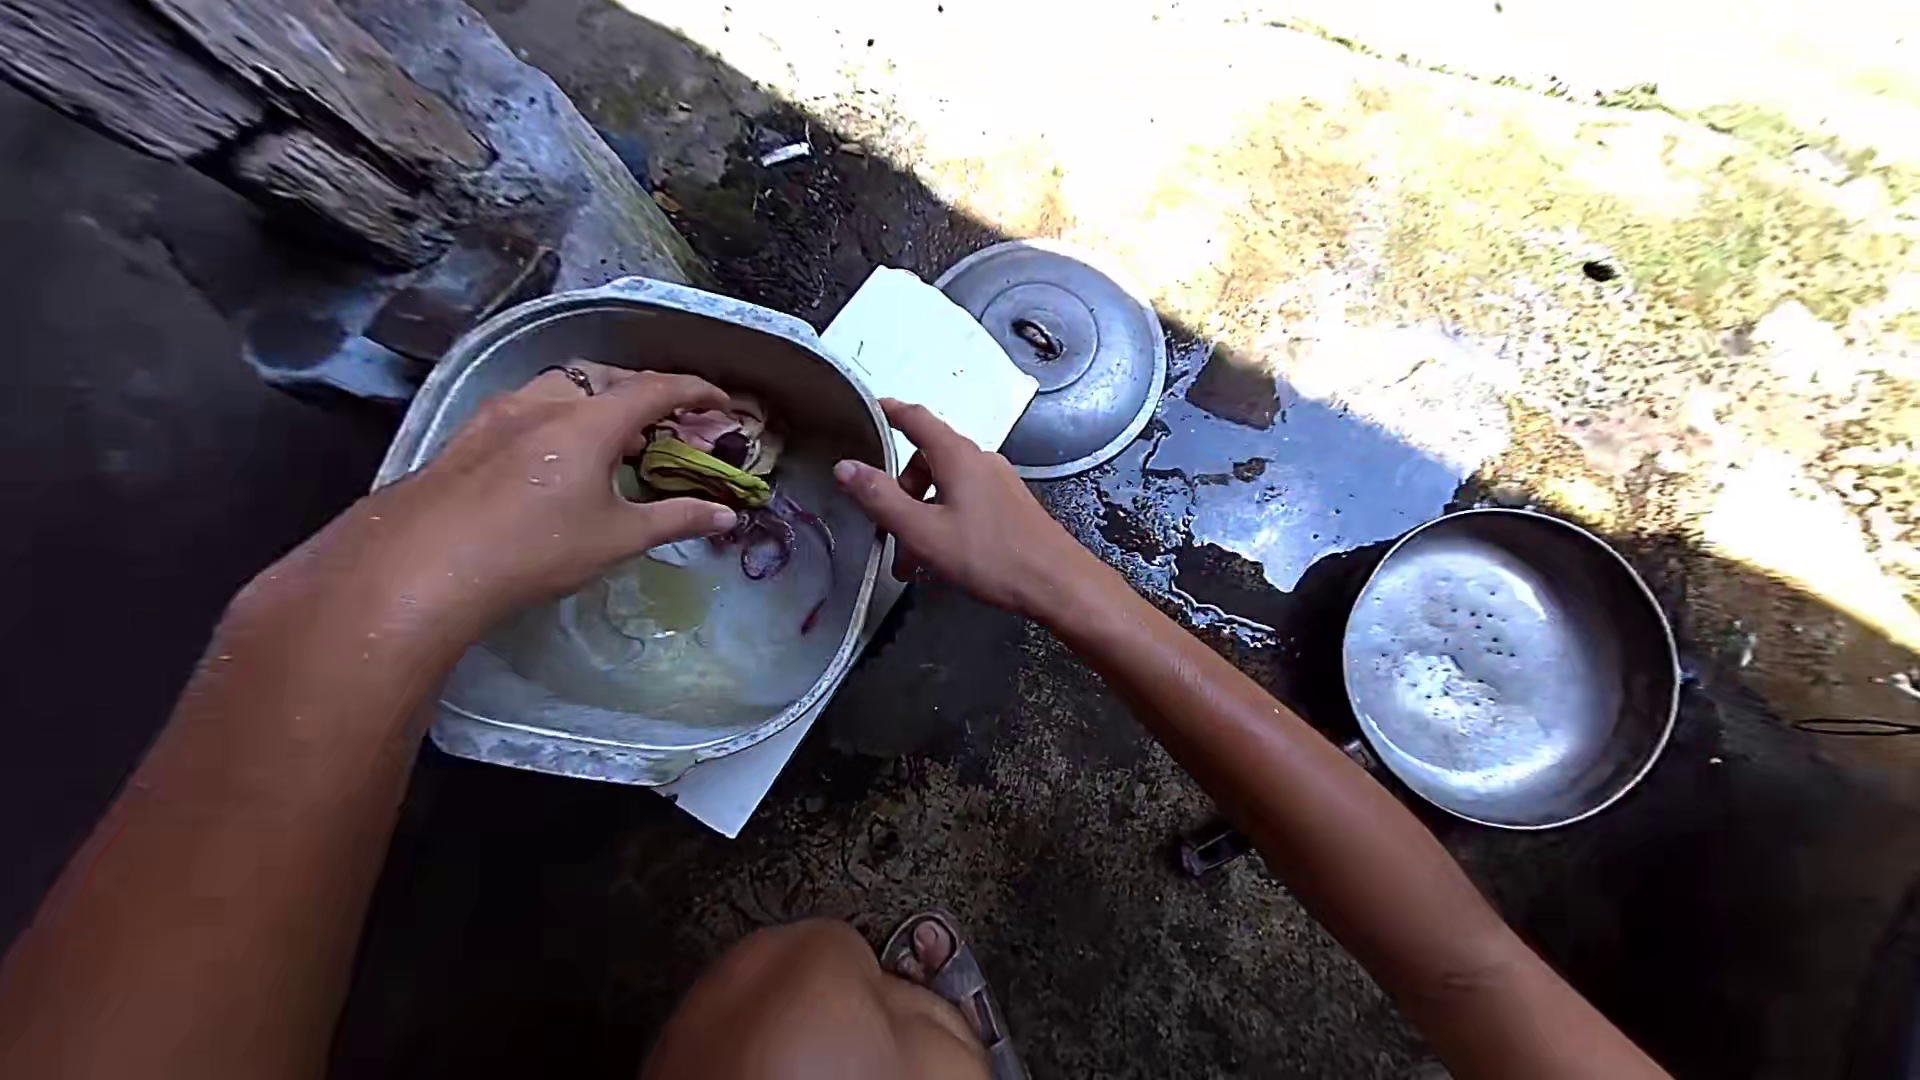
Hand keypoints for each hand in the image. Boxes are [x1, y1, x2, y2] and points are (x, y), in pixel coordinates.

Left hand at [241, 363, 739, 637]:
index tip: (723, 402)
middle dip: (647, 390)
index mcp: (589, 422)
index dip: (696, 391)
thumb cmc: (536, 549)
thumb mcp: (619, 537)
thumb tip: (727, 516)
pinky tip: (558, 451)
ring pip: (564, 385)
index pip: (656, 389)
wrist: (420, 569)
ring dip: (601, 398)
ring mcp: (499, 414)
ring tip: (616, 434)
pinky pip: (531, 403)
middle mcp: (544, 403)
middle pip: (608, 376)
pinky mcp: (469, 434)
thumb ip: (677, 520)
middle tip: (669, 420)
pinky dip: (564, 412)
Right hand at [832, 398, 1110, 621]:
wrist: (1056, 583)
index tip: (872, 410)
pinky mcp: (1010, 506)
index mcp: (958, 456)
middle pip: (927, 460)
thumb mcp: (923, 531)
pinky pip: (966, 503)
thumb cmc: (990, 555)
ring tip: (912, 561)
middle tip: (887, 530)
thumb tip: (845, 467)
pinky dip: (944, 522)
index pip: (917, 419)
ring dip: (922, 516)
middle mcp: (980, 461)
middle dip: (901, 492)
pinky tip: (942, 560)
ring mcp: (999, 483)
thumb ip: (881, 498)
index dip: (891, 412)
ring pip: (946, 488)